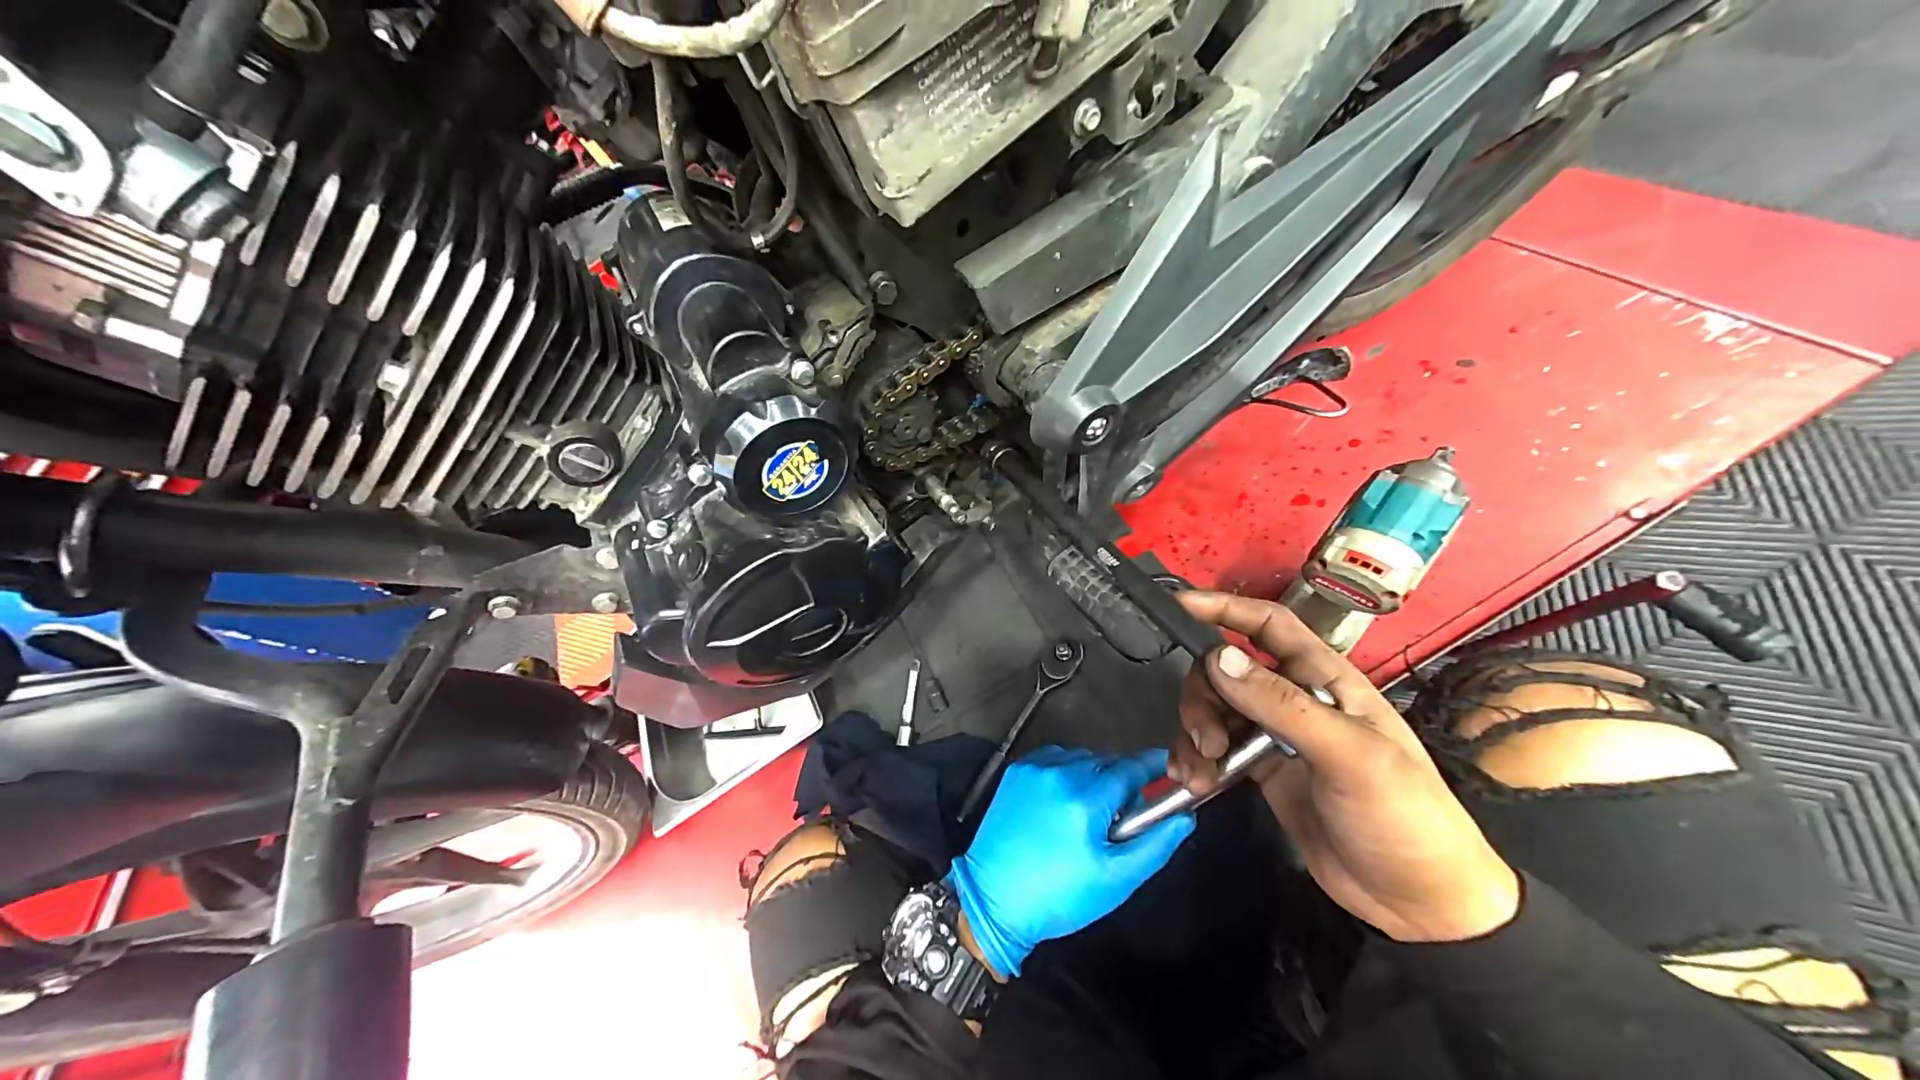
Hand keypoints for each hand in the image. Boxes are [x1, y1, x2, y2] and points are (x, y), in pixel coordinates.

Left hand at [947, 746, 1193, 976]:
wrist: (993, 900)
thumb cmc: (1059, 896)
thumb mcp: (1116, 879)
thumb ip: (1156, 845)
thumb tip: (1184, 817)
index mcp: (1085, 797)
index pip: (1132, 767)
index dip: (1154, 767)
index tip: (1169, 768)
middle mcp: (1059, 772)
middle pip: (1107, 761)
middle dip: (1122, 780)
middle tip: (1123, 814)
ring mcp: (1034, 769)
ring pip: (1081, 757)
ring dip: (1094, 774)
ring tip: (1091, 812)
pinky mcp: (1016, 772)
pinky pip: (1055, 758)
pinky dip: (1067, 770)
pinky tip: (1066, 800)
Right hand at [1169, 591, 1519, 942]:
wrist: (1420, 901)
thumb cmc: (1404, 818)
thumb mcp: (1350, 756)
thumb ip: (1282, 705)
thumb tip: (1219, 657)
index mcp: (1326, 680)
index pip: (1269, 624)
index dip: (1226, 607)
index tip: (1180, 604)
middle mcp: (1297, 699)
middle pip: (1227, 669)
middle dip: (1202, 695)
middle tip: (1204, 738)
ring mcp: (1278, 736)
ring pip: (1215, 709)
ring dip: (1195, 733)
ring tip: (1199, 771)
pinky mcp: (1264, 771)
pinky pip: (1216, 749)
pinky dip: (1197, 761)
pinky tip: (1195, 782)